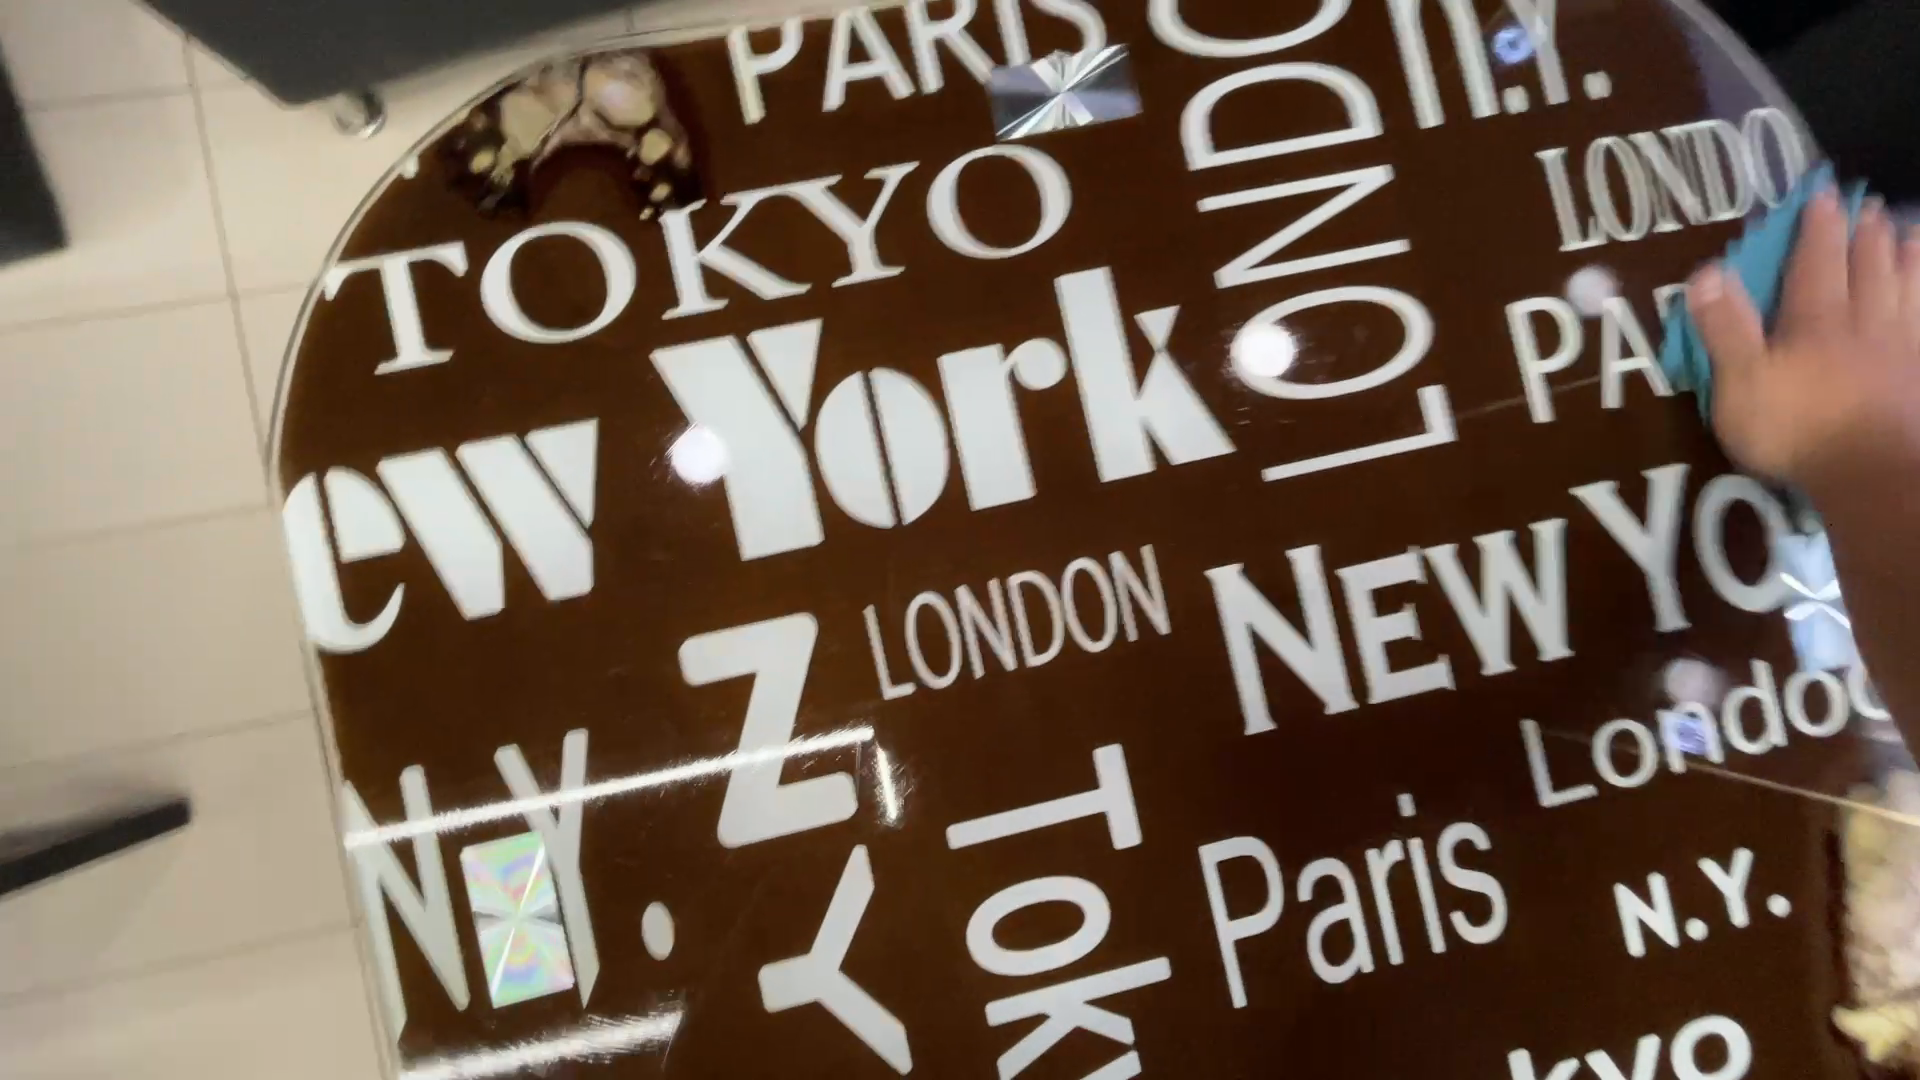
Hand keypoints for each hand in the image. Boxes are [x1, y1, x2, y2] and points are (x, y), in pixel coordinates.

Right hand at [1688, 190, 1919, 491]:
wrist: (1870, 468)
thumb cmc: (1792, 425)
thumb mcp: (1739, 380)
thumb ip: (1725, 327)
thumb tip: (1706, 273)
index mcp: (1815, 325)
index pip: (1815, 265)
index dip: (1816, 230)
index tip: (1822, 195)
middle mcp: (1866, 324)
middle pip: (1870, 269)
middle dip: (1866, 235)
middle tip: (1867, 206)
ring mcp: (1903, 347)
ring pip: (1910, 288)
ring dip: (1909, 255)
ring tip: (1910, 230)